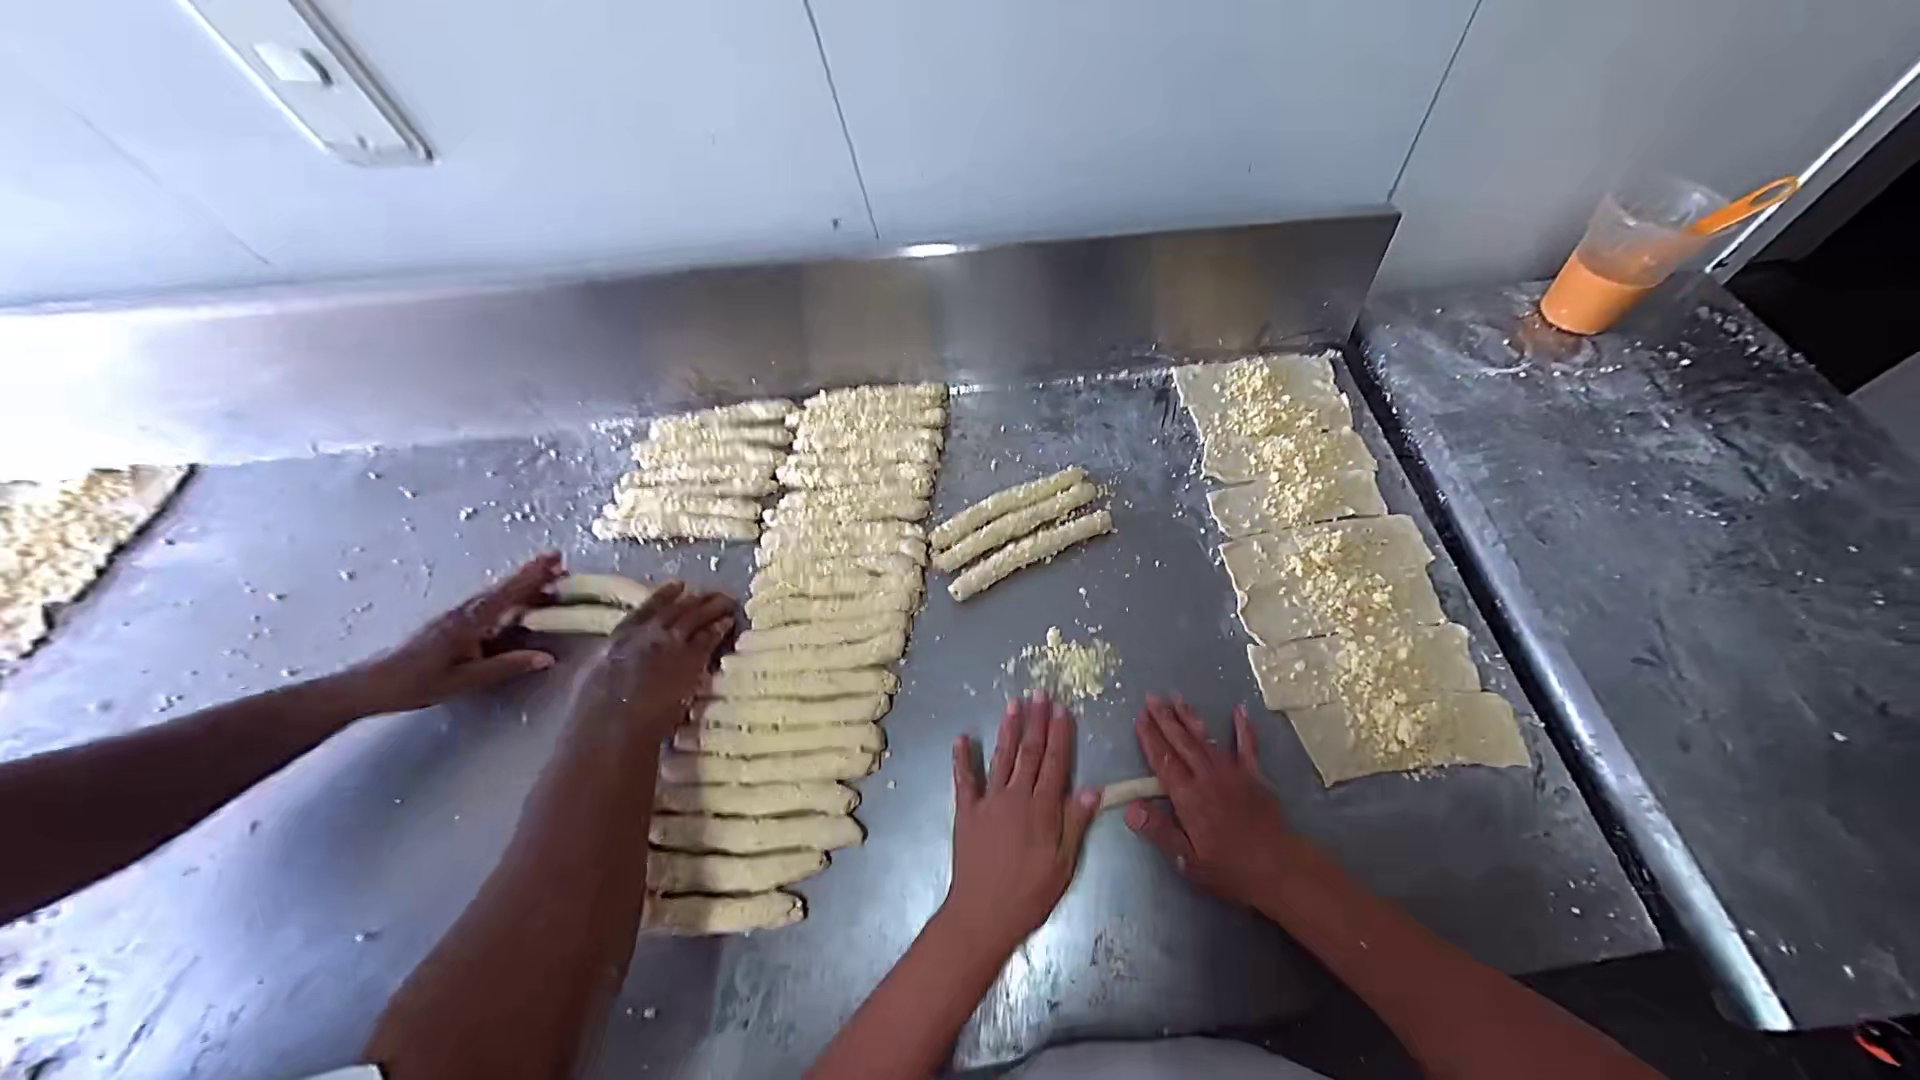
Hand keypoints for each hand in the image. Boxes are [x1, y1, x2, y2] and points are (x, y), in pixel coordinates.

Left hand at [344, 553, 564, 714]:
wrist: (368, 685)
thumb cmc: (414, 683)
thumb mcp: (464, 679)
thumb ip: (506, 666)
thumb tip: (547, 657)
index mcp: (470, 621)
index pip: (509, 593)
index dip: (534, 576)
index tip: (556, 560)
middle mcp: (464, 612)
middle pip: (504, 588)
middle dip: (532, 574)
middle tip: (560, 564)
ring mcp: (457, 616)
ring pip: (496, 594)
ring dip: (522, 584)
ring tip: (547, 581)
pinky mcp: (452, 623)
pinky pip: (488, 603)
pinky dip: (508, 596)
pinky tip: (516, 601)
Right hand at [574, 581, 734, 744]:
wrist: (610, 727)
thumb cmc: (590, 715)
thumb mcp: (585, 679)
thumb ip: (599, 664)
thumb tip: (597, 663)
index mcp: (617, 640)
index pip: (644, 611)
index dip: (664, 596)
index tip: (678, 584)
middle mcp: (645, 635)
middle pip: (676, 610)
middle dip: (694, 599)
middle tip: (710, 593)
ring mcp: (669, 644)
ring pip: (695, 617)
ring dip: (713, 607)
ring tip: (727, 601)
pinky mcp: (689, 659)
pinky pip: (709, 637)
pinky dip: (720, 627)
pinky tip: (729, 622)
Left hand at [943, 694, 1098, 951]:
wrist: (983, 913)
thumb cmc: (1030, 893)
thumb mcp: (1063, 864)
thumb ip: (1075, 823)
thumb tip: (1092, 788)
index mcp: (1042, 809)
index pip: (1055, 763)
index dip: (1060, 735)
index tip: (1063, 709)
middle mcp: (1016, 796)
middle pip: (1030, 752)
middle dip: (1036, 721)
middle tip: (1040, 693)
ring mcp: (988, 801)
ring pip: (1002, 757)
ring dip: (1008, 729)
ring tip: (1013, 703)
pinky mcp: (966, 810)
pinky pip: (964, 779)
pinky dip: (962, 758)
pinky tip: (962, 738)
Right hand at [1127, 695, 1298, 907]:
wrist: (1280, 870)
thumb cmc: (1230, 868)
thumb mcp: (1188, 860)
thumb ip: (1160, 831)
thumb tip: (1131, 808)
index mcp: (1189, 797)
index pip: (1163, 760)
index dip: (1150, 737)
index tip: (1140, 718)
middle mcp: (1207, 777)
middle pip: (1181, 742)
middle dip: (1164, 718)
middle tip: (1151, 698)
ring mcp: (1233, 773)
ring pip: (1206, 739)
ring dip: (1190, 717)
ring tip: (1176, 698)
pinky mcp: (1255, 776)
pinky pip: (1247, 746)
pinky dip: (1243, 728)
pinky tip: (1239, 710)